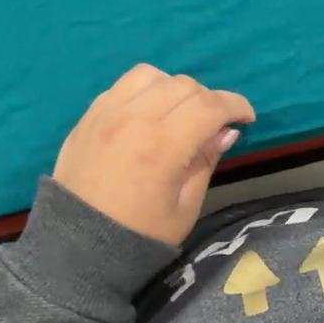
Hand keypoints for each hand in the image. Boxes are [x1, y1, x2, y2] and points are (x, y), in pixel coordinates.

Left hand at [51, 65, 256, 244]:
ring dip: (174, 89)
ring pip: (151, 76)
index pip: (210, 106)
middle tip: (213, 125)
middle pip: (184, 85)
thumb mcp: (184, 208)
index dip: (236, 106)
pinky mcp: (88, 116)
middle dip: (209, 100)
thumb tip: (226, 132)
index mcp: (162, 146)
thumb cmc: (137, 235)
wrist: (77, 246)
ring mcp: (106, 113)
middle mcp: (134, 119)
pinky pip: (122, 86)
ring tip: (178, 114)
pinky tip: (148, 115)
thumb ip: (206, 162)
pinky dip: (144, 91)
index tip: (247, 118)